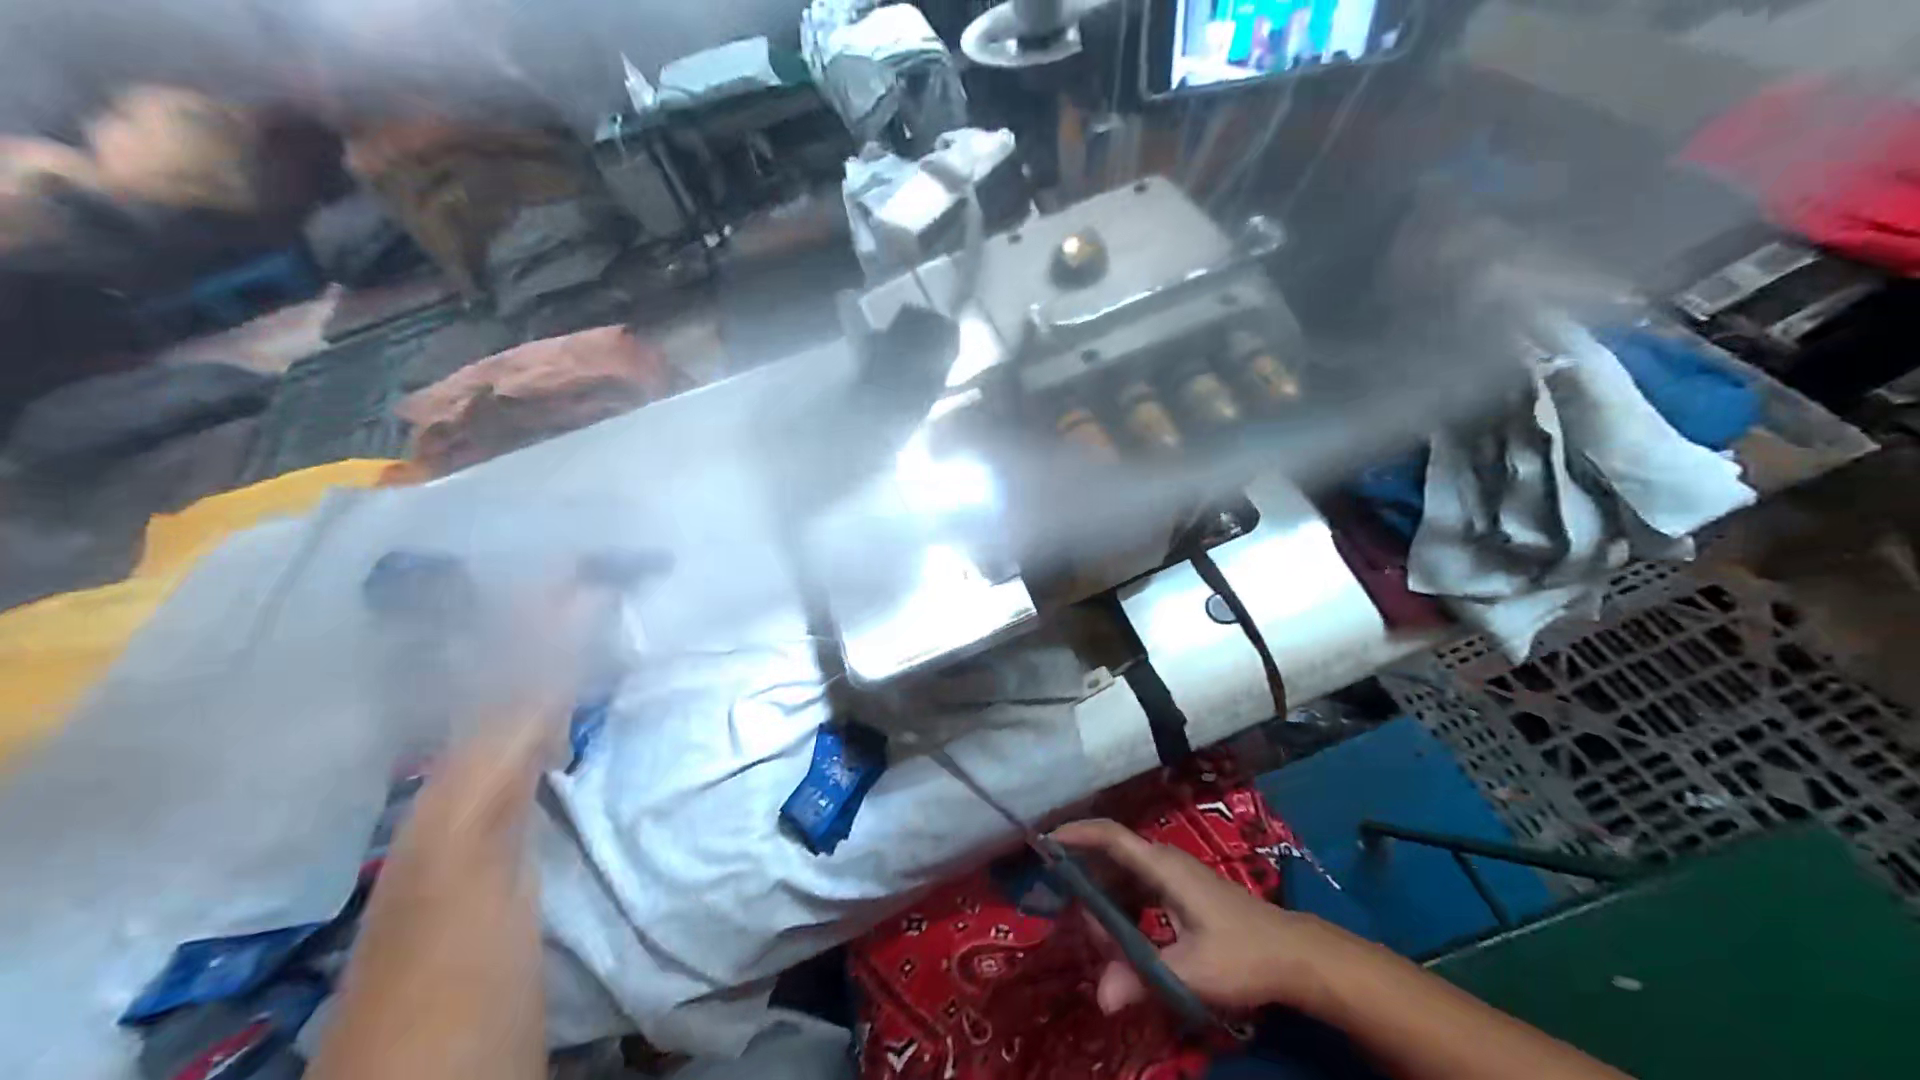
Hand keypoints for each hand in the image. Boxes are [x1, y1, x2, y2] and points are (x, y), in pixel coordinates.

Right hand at [1051, 818, 1349, 1015]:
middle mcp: (1164, 862)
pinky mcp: (1182, 892)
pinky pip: (1139, 889)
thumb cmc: (1243, 954)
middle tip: (1075, 923)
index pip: (1110, 836)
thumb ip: (1142, 977)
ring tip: (1096, 937)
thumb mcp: (1191, 971)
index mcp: (1162, 867)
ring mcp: (1175, 876)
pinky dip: (1122, 907)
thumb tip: (1099, 997)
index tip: (1045, 842)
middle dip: (1087, 884)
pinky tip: (1123, 939)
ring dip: (1105, 900)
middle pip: (1111, 858)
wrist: (1295, 956)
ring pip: (1125, 876)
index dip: (1076, 834)